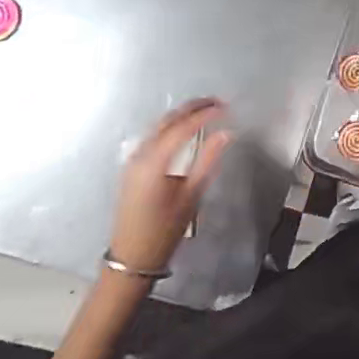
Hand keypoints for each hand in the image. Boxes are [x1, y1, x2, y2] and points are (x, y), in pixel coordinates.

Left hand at [109, 99, 231, 274]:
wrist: (132, 256)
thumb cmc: (165, 230)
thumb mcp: (191, 196)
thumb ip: (208, 161)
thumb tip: (226, 134)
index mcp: (155, 161)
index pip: (182, 127)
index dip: (204, 114)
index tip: (225, 107)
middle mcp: (140, 154)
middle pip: (167, 121)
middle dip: (191, 109)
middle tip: (216, 102)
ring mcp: (132, 160)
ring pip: (157, 127)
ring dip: (180, 116)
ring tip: (204, 112)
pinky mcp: (131, 167)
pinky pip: (152, 138)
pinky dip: (169, 128)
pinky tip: (183, 131)